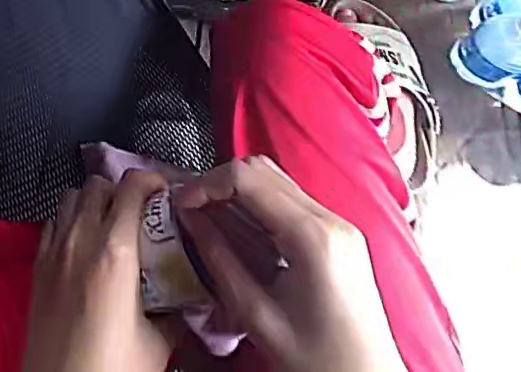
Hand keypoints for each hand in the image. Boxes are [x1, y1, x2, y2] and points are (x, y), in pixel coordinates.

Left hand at [22, 169, 172, 371]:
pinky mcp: (37, 262)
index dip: (149, 180)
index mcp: (114, 252)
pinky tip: (82, 245)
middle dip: (120, 191)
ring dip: (91, 201)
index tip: (161, 188)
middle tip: (138, 213)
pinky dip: (69, 221)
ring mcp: (54, 247)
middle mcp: (81, 238)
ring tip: (109, 224)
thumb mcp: (156, 346)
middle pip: (98, 184)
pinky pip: (53, 221)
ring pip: (71, 195)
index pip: (130, 189)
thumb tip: (185, 299)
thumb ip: (172, 313)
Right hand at [176, 156, 403, 371]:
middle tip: (193, 208)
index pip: (245, 177)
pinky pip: (286, 198)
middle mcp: (330, 220)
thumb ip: (218, 258)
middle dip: (217, 182)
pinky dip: (255, 203)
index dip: (205, 184)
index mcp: (312, 236)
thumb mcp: (257, 316)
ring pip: (272, 177)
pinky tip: (240, 229)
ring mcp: (338, 225)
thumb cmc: (321, 365)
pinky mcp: (338, 234)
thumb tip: (188, 218)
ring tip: (211, 218)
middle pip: (259, 168)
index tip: (182, 204)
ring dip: (235, 190)